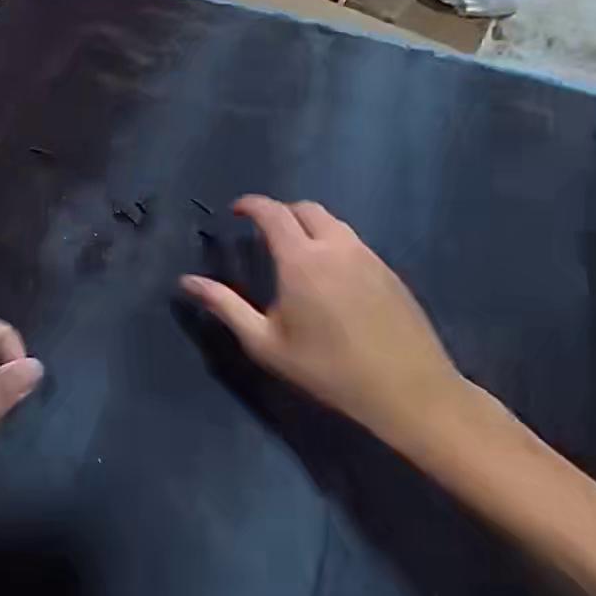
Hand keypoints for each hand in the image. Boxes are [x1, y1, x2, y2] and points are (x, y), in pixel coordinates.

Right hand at [180, 196, 467, 442]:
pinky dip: (332, 242)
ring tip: (294, 251)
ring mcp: (368, 257)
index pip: (273, 213)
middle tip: (263, 232)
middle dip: (280, 212)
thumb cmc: (327, 369)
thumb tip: (187, 282)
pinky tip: (329, 276)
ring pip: (334, 223)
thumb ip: (225, 306)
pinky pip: (354, 242)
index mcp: (301, 260)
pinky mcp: (390, 272)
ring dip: (308, 225)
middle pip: (306, 209)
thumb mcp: (265, 343)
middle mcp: (336, 247)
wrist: (408, 390)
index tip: (235, 211)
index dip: (251, 205)